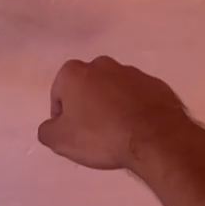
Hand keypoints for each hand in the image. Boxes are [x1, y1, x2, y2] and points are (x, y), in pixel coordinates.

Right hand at [38, 56, 201, 171]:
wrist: (156, 139)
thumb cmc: (102, 136)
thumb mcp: (60, 140)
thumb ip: (47, 130)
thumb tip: (51, 126)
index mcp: (74, 72)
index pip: (59, 93)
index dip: (62, 116)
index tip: (72, 134)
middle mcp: (102, 65)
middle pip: (88, 88)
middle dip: (88, 106)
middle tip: (94, 133)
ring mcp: (133, 73)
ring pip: (114, 91)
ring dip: (113, 107)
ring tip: (119, 134)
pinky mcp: (157, 85)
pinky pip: (139, 98)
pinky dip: (136, 110)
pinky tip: (138, 131)